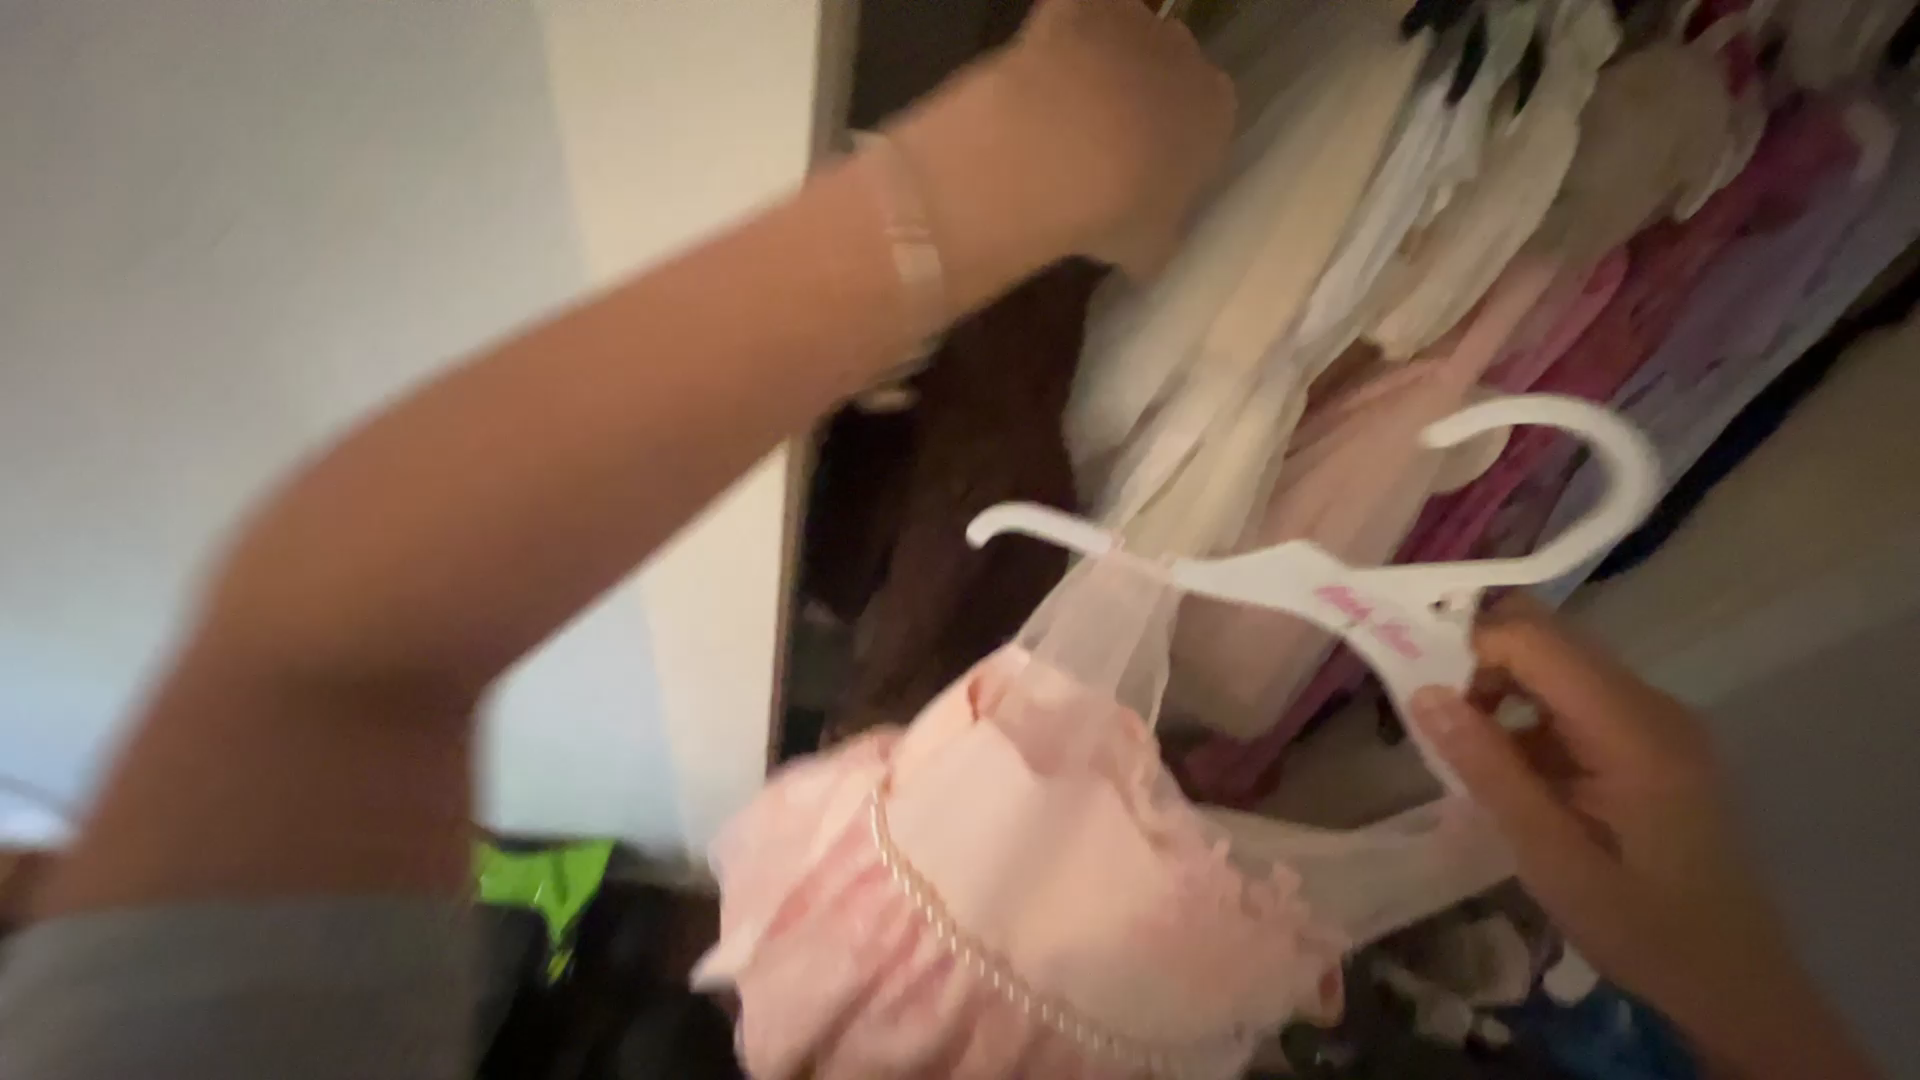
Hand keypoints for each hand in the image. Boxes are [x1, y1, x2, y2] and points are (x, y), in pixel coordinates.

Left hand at [995, 0, 1236, 274]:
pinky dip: (1058, 34)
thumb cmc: (1118, 212)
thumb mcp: (1148, 251)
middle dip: (1135, 108)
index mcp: (1215, 115)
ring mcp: (1133, 23)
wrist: (1059, 157)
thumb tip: (1147, 258)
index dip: (1167, 154)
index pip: (1201, 128)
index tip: (1136, 184)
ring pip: (1120, 42)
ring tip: (1054, 121)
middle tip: (1093, 155)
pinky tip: (1034, 74)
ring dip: (1096, 73)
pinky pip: (1074, 11)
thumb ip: (1155, 247)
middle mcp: (1187, 56)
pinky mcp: (1079, 3)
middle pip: (1164, 78)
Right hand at [1410, 598, 1878, 1079]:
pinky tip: (1502, 763)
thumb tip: (1423, 692)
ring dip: (1493, 685)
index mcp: (1635, 731)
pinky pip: (1565, 696)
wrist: (1732, 984)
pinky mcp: (1643, 738)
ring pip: (1551, 663)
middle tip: (1431, 711)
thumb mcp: (1548, 854)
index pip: (1535, 642)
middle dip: (1475, 660)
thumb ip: (1487, 768)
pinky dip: (1518, 711)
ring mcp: (1651, 720)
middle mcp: (1650, 706)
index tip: (1419, 693)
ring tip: (1460, 744)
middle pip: (1546, 639)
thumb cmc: (1639, 924)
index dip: (1467, 649)